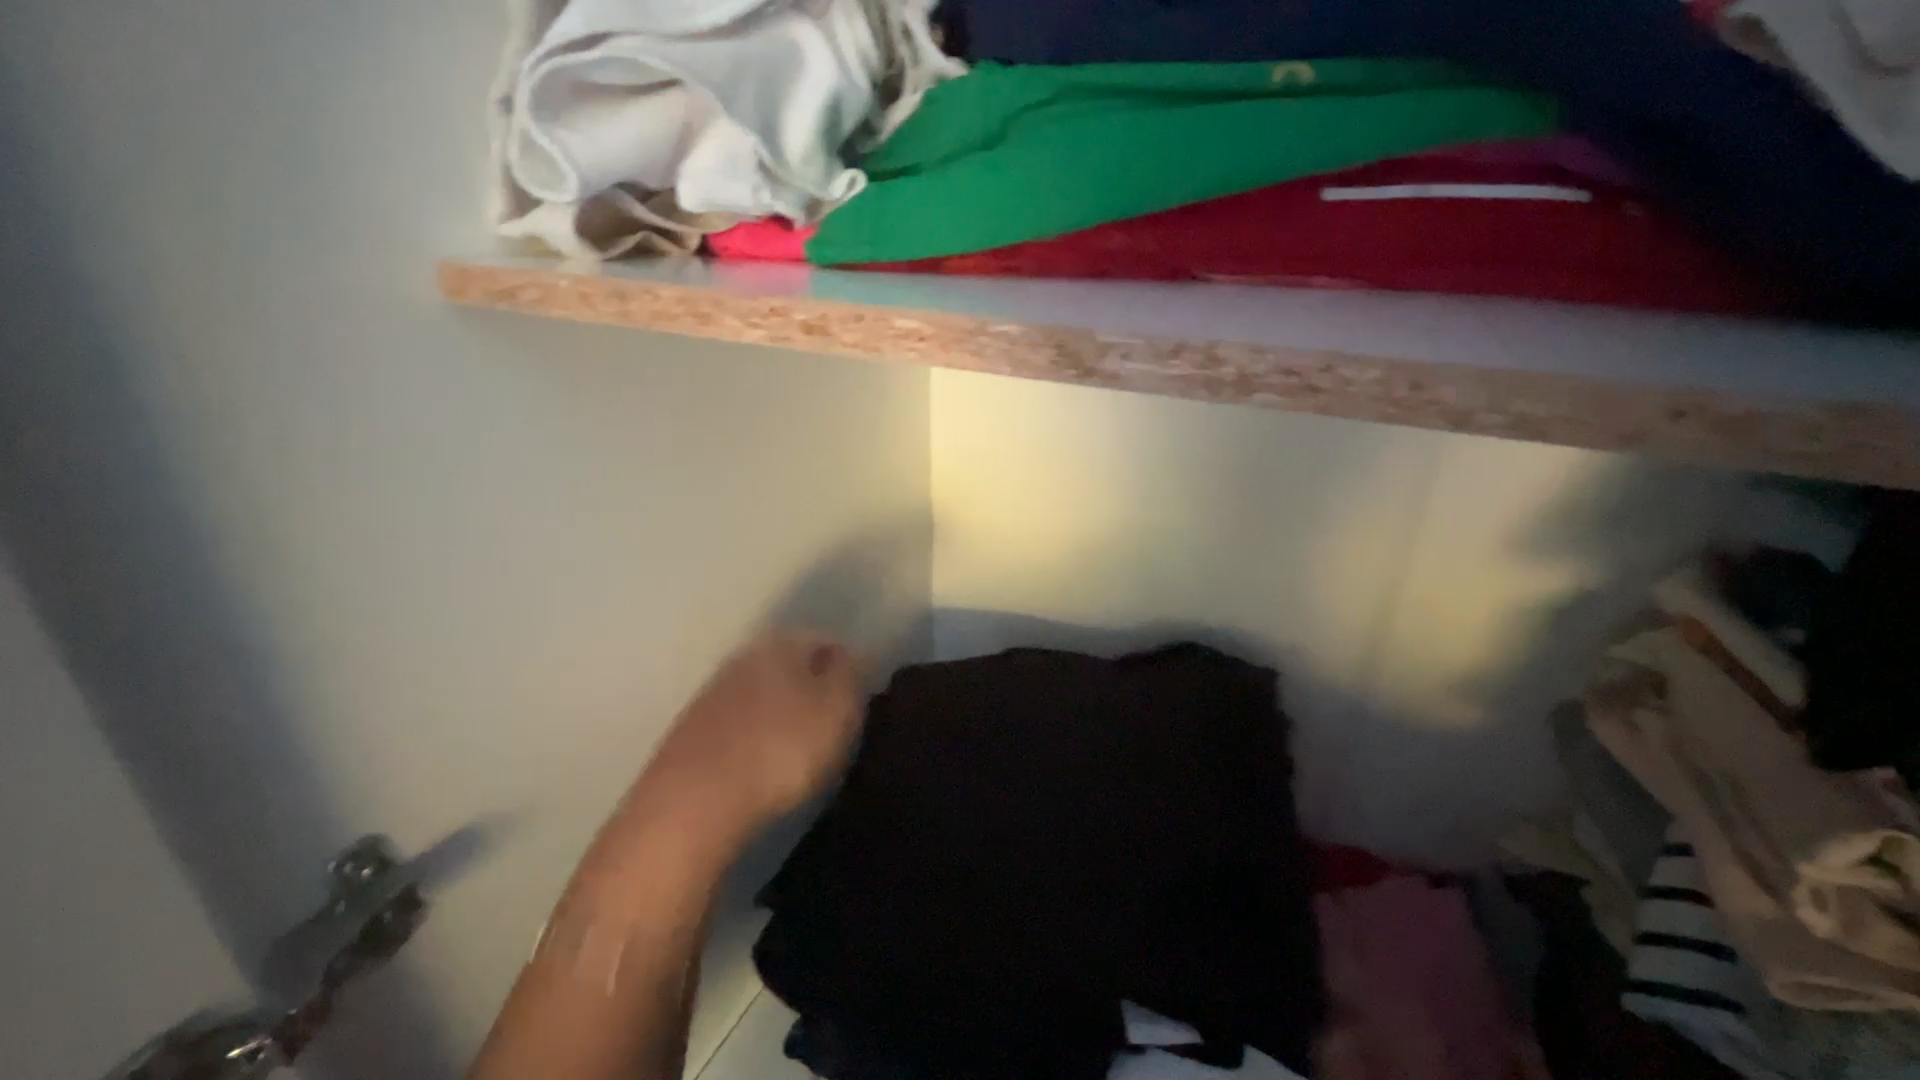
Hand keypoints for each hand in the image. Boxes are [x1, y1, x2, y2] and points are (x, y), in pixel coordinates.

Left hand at [637, 630, 862, 839]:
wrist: (694, 801)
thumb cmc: (781, 751)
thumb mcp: (837, 712)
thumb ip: (850, 676)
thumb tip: (854, 654)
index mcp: (782, 643)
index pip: (825, 641)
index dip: (848, 668)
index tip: (860, 698)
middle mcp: (744, 656)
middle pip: (789, 664)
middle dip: (810, 687)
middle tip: (832, 723)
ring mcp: (712, 693)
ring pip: (760, 692)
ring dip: (779, 712)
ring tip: (799, 747)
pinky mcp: (690, 731)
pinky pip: (737, 724)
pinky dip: (753, 736)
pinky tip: (761, 762)